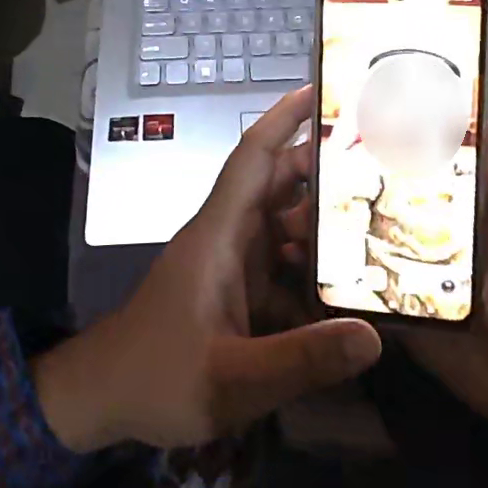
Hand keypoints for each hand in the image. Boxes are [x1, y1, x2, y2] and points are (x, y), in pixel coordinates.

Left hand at [33, 87, 383, 451]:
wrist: (103, 398)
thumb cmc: (157, 377)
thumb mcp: (233, 378)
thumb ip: (301, 359)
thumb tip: (372, 336)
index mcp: (221, 233)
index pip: (253, 158)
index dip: (284, 119)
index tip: (320, 90)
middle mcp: (229, 237)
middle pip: (279, 187)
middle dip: (326, 174)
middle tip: (384, 168)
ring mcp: (232, 264)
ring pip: (285, 226)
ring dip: (325, 225)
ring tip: (382, 223)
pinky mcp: (236, 290)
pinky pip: (282, 265)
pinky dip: (313, 267)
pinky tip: (350, 286)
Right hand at [279, 124, 487, 427]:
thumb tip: (486, 124)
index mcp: (479, 202)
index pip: (432, 156)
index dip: (395, 132)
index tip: (348, 110)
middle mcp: (441, 225)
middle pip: (387, 190)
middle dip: (344, 175)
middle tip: (302, 164)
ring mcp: (416, 266)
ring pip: (366, 233)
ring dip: (329, 221)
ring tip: (291, 215)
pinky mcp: (399, 306)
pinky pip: (360, 282)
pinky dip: (330, 271)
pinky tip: (299, 259)